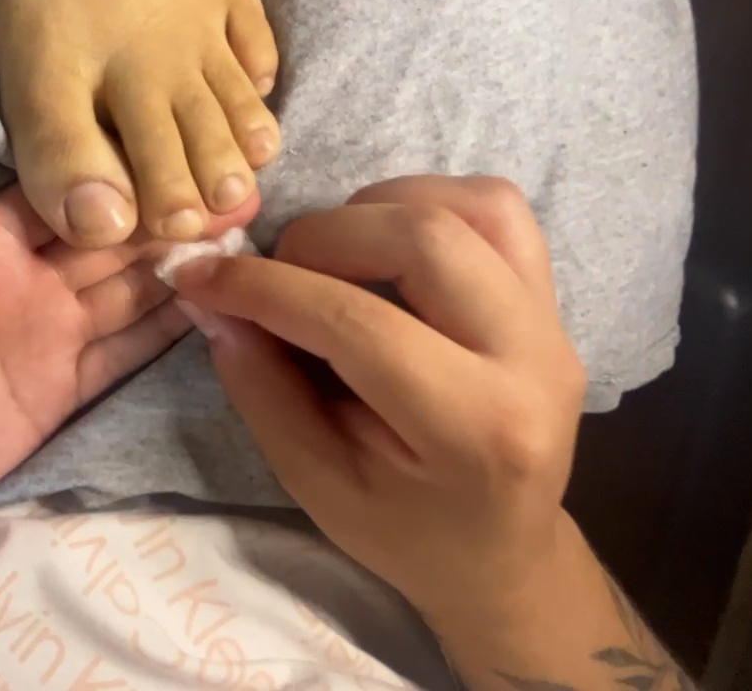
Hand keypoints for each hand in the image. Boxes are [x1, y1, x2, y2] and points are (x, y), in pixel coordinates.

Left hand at [0, 185, 258, 568]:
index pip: (54, 190)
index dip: (112, 169)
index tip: (176, 150)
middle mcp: (21, 277)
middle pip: (108, 233)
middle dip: (167, 209)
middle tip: (240, 186)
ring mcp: (46, 332)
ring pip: (129, 286)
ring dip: (183, 262)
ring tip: (251, 237)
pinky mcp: (59, 389)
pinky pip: (125, 351)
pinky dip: (172, 328)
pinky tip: (221, 305)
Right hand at [173, 175, 587, 634]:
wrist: (498, 550)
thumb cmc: (398, 525)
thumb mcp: (307, 475)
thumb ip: (255, 380)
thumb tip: (204, 296)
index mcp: (472, 428)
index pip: (353, 321)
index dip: (259, 286)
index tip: (197, 276)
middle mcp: (531, 360)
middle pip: (423, 237)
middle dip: (318, 237)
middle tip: (275, 273)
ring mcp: (554, 321)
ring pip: (467, 205)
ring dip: (372, 211)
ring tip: (330, 255)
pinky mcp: (550, 296)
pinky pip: (494, 207)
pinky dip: (423, 200)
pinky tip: (380, 240)